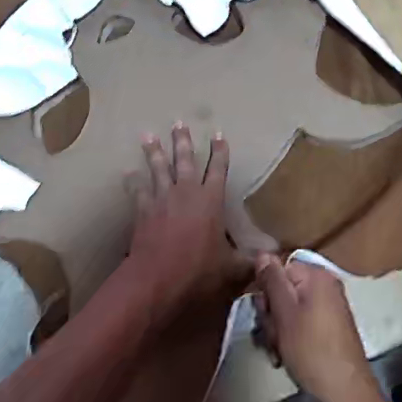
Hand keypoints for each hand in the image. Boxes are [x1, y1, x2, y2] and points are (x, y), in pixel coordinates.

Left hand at [121, 124, 251, 319]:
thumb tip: (274, 259)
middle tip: (178, 122)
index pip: (219, 169)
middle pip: (185, 160)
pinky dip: (133, 181)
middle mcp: (187, 192)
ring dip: (154, 152)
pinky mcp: (143, 211)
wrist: (156, 279)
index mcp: (211, 200)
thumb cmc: (198, 269)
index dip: (220, 151)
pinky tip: (128, 172)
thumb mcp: (231, 268)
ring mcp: (162, 199)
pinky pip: (138, 190)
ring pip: (158, 168)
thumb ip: (250, 261)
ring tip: (148, 135)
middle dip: (183, 141)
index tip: (219, 134)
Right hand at [252, 253, 375, 401]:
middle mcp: (325, 284)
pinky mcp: (330, 324)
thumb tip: (262, 253)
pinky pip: (302, 321)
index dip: (265, 290)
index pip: (278, 268)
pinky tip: (288, 355)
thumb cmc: (311, 349)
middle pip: (284, 288)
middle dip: (272, 313)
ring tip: (280, 350)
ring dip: (279, 328)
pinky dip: (292, 336)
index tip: (263, 313)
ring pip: (290, 308)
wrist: (344, 388)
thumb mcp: (284, 313)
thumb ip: (272, 281)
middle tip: (273, 336)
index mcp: (316, 275)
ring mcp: (330, 304)